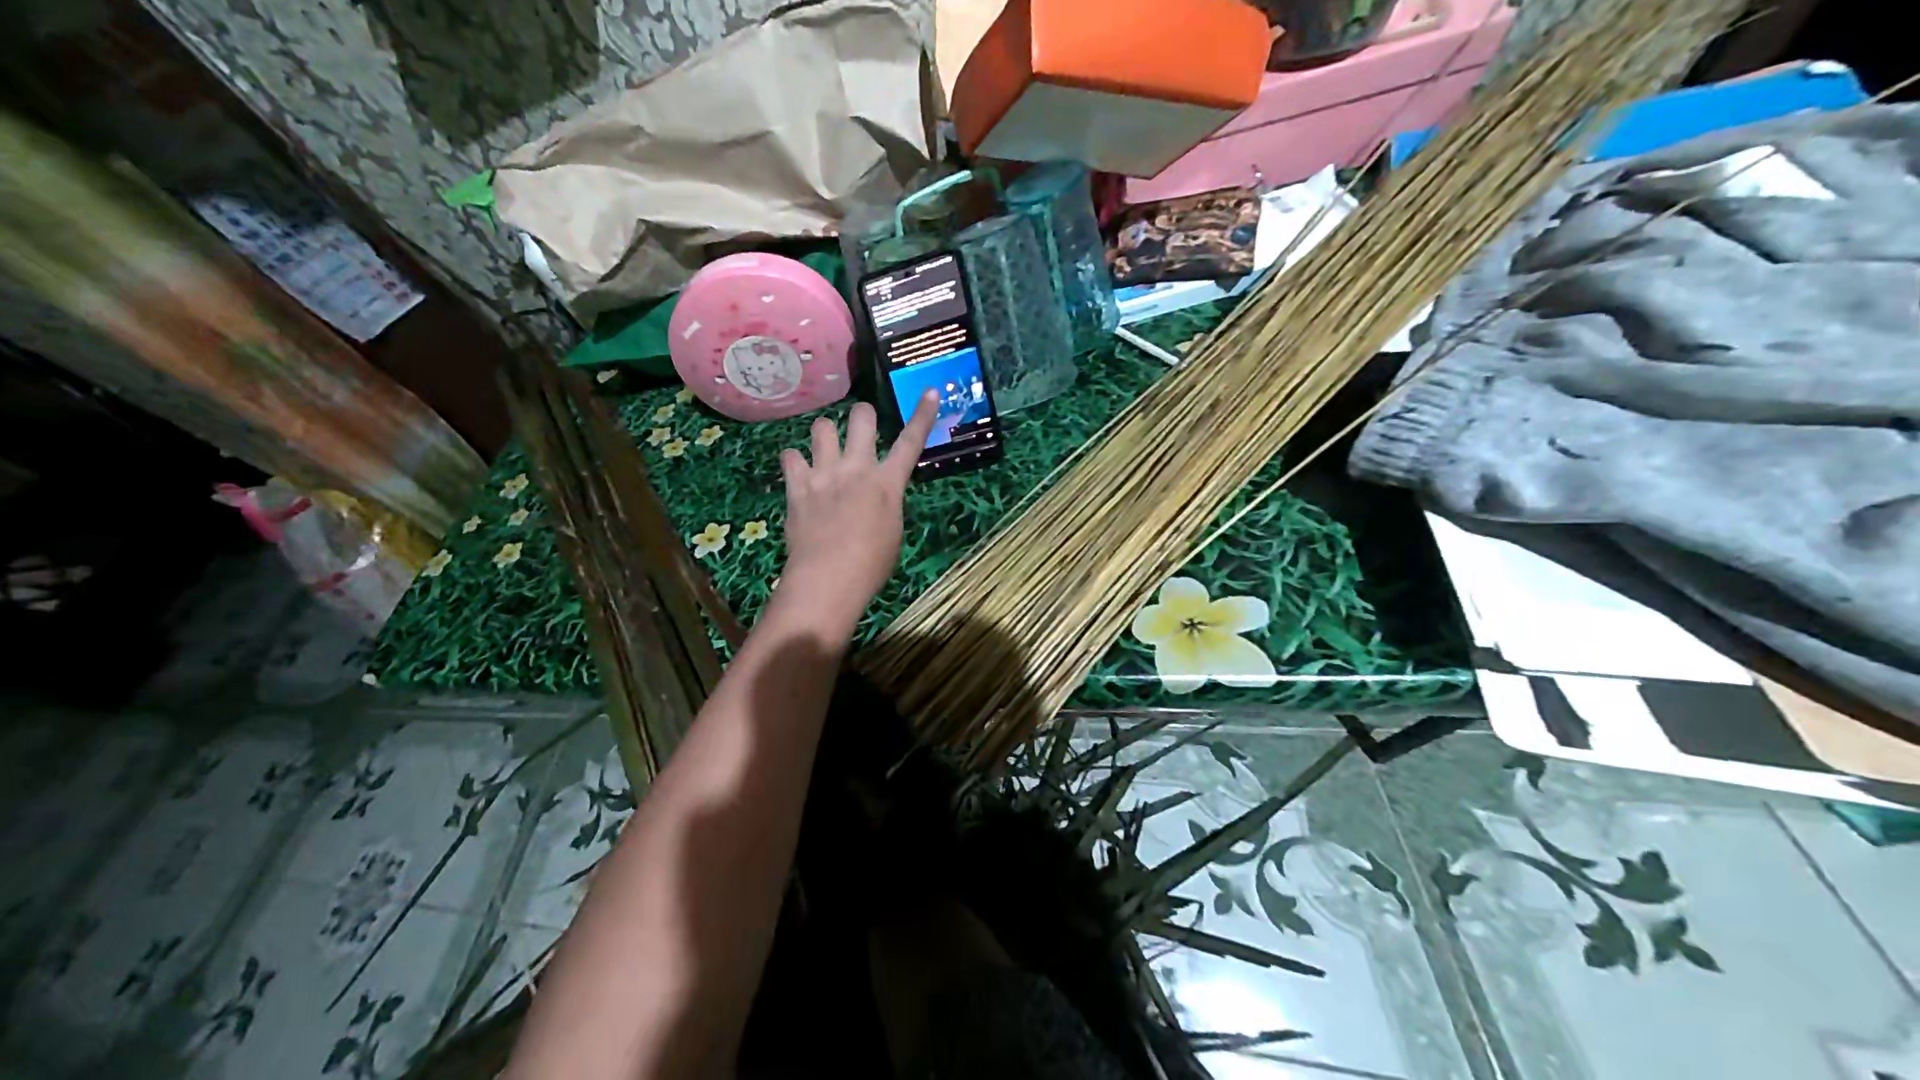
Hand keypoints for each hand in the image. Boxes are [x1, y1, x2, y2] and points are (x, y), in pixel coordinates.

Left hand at [775, 391, 937, 628]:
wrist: (828, 579)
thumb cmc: (870, 566)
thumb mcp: (893, 532)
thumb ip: (886, 503)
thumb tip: (877, 494)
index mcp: (888, 483)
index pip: (912, 441)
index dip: (922, 414)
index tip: (929, 390)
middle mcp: (857, 468)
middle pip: (861, 417)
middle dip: (863, 417)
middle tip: (860, 431)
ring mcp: (824, 473)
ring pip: (822, 427)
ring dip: (826, 434)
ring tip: (825, 451)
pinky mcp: (797, 485)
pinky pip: (790, 455)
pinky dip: (795, 461)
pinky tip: (798, 472)